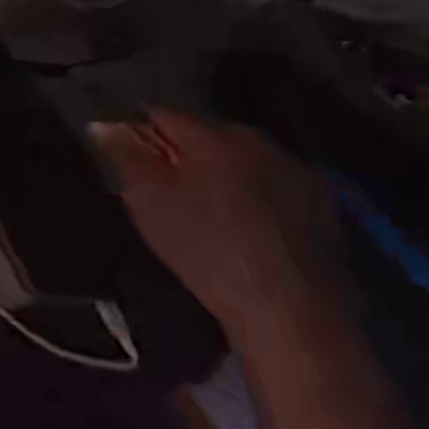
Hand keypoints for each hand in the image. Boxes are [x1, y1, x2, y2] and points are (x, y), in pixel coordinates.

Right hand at [91, 110, 341, 338]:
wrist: (292, 312)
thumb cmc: (206, 246)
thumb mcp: (146, 197)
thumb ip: (122, 153)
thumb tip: (104, 126)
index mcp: (217, 136)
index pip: (161, 115)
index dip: (137, 134)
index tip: (125, 158)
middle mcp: (262, 145)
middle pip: (203, 135)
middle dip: (178, 153)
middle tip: (160, 186)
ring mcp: (299, 177)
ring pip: (237, 160)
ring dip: (214, 172)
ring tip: (199, 207)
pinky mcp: (323, 209)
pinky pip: (267, 185)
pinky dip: (248, 194)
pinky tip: (239, 225)